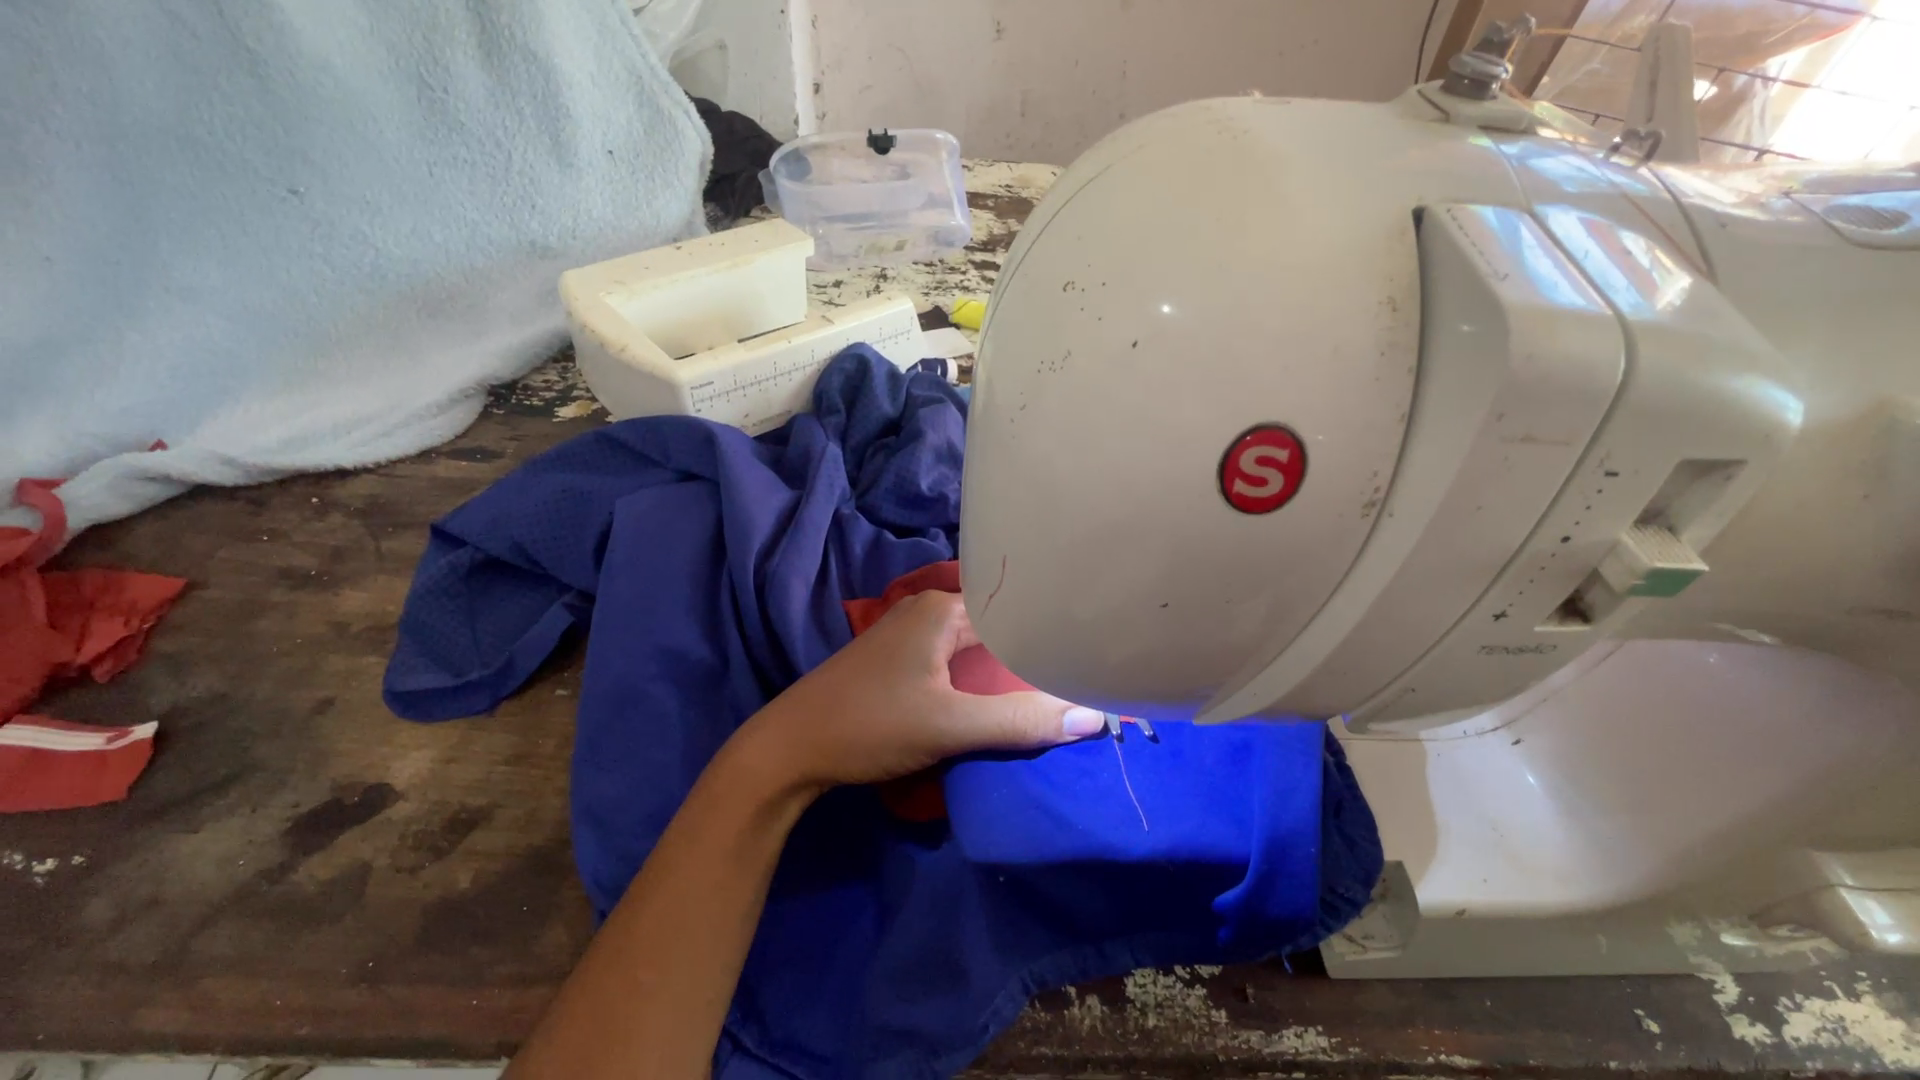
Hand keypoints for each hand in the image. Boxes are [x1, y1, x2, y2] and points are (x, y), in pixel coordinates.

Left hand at [733, 591, 1106, 792]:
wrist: (789, 749)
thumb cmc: (870, 726)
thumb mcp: (950, 725)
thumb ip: (1020, 721)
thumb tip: (1095, 718)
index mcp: (943, 610)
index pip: (1018, 607)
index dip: (1057, 629)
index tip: (1097, 649)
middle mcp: (928, 612)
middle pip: (1000, 626)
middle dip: (1038, 651)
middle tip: (1089, 674)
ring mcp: (910, 637)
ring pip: (978, 646)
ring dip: (1011, 669)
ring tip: (1061, 688)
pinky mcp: (900, 664)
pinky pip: (957, 662)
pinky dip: (983, 679)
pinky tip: (1005, 700)